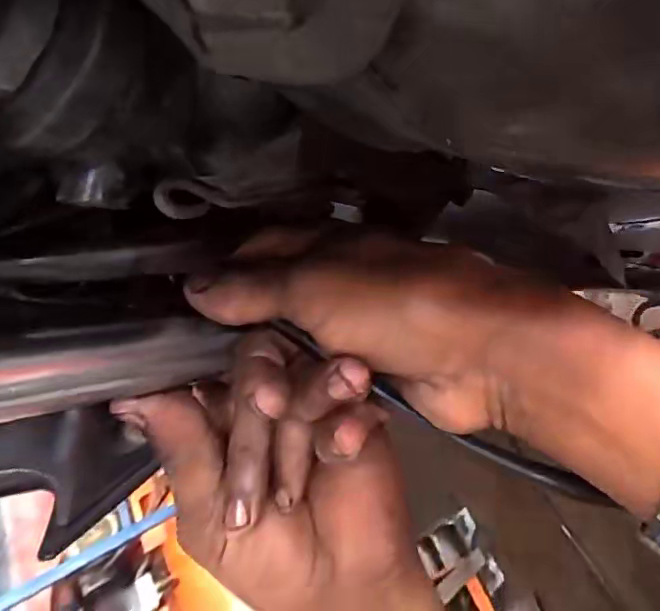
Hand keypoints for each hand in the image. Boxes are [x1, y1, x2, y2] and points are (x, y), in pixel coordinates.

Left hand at [112, 332, 436, 610]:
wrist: (339, 589)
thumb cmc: (266, 558)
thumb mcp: (210, 519)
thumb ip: (185, 452)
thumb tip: (132, 400)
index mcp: (226, 418)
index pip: (211, 372)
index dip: (210, 377)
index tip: (207, 394)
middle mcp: (271, 398)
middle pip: (258, 367)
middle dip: (255, 414)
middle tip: (263, 443)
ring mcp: (317, 402)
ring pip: (304, 379)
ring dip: (301, 421)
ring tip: (297, 481)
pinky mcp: (360, 411)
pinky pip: (351, 400)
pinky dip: (345, 423)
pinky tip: (345, 447)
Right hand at [184, 228, 659, 518]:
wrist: (479, 350)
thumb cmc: (395, 303)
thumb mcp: (318, 286)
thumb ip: (257, 287)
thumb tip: (190, 283)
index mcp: (332, 245)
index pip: (264, 249)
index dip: (224, 271)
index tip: (180, 305)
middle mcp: (343, 280)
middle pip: (278, 301)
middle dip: (245, 331)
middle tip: (196, 366)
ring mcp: (360, 326)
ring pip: (300, 347)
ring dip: (276, 372)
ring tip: (237, 398)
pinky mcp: (375, 370)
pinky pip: (327, 383)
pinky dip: (309, 396)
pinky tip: (281, 414)